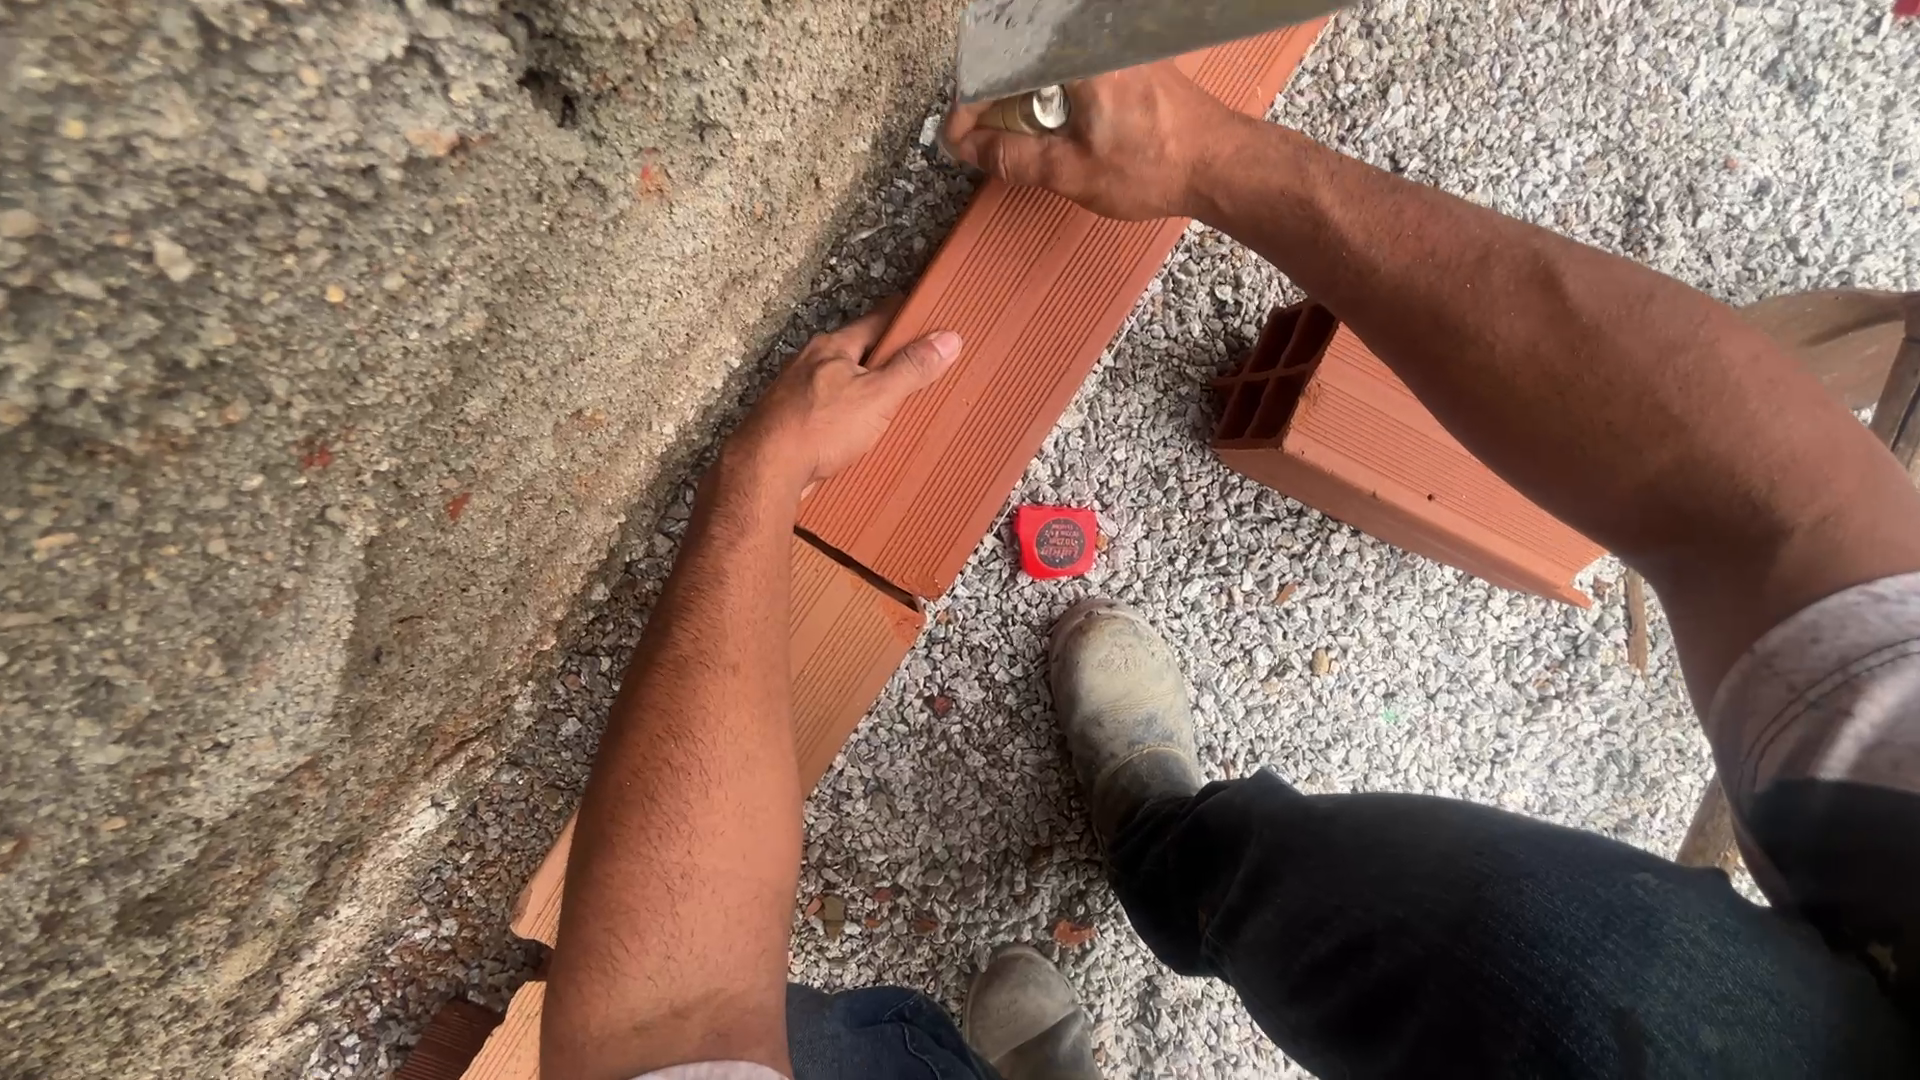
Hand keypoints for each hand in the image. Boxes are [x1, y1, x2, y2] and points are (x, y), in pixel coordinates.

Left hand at [729, 302, 962, 499]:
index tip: (917, 311)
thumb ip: (912, 369)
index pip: (877, 320)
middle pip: (854, 350)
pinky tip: (849, 431)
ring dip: (857, 387)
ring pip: (836, 381)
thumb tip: (946, 341)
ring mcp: (796, 393)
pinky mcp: (789, 422)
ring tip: (882, 401)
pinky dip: (840, 415)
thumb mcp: (878, 396)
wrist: (767, 468)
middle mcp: (811, 364)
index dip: (902, 316)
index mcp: (833, 348)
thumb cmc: (816, 428)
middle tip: (907, 361)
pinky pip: (823, 410)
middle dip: (880, 355)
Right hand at [942, 62, 1241, 220]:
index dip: (968, 106)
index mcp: (1075, 53)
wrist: (1215, 162)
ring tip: (1005, 141)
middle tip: (975, 142)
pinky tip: (1042, 127)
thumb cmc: (1154, 165)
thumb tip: (969, 149)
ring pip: (1039, 60)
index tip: (955, 139)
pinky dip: (1045, 94)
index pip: (998, 66)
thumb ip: (1013, 157)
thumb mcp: (1070, 172)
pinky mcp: (1122, 54)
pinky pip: (1067, 65)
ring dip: (1015, 98)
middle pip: (1015, 55)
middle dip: (987, 99)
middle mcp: (1091, 34)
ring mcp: (1109, 41)